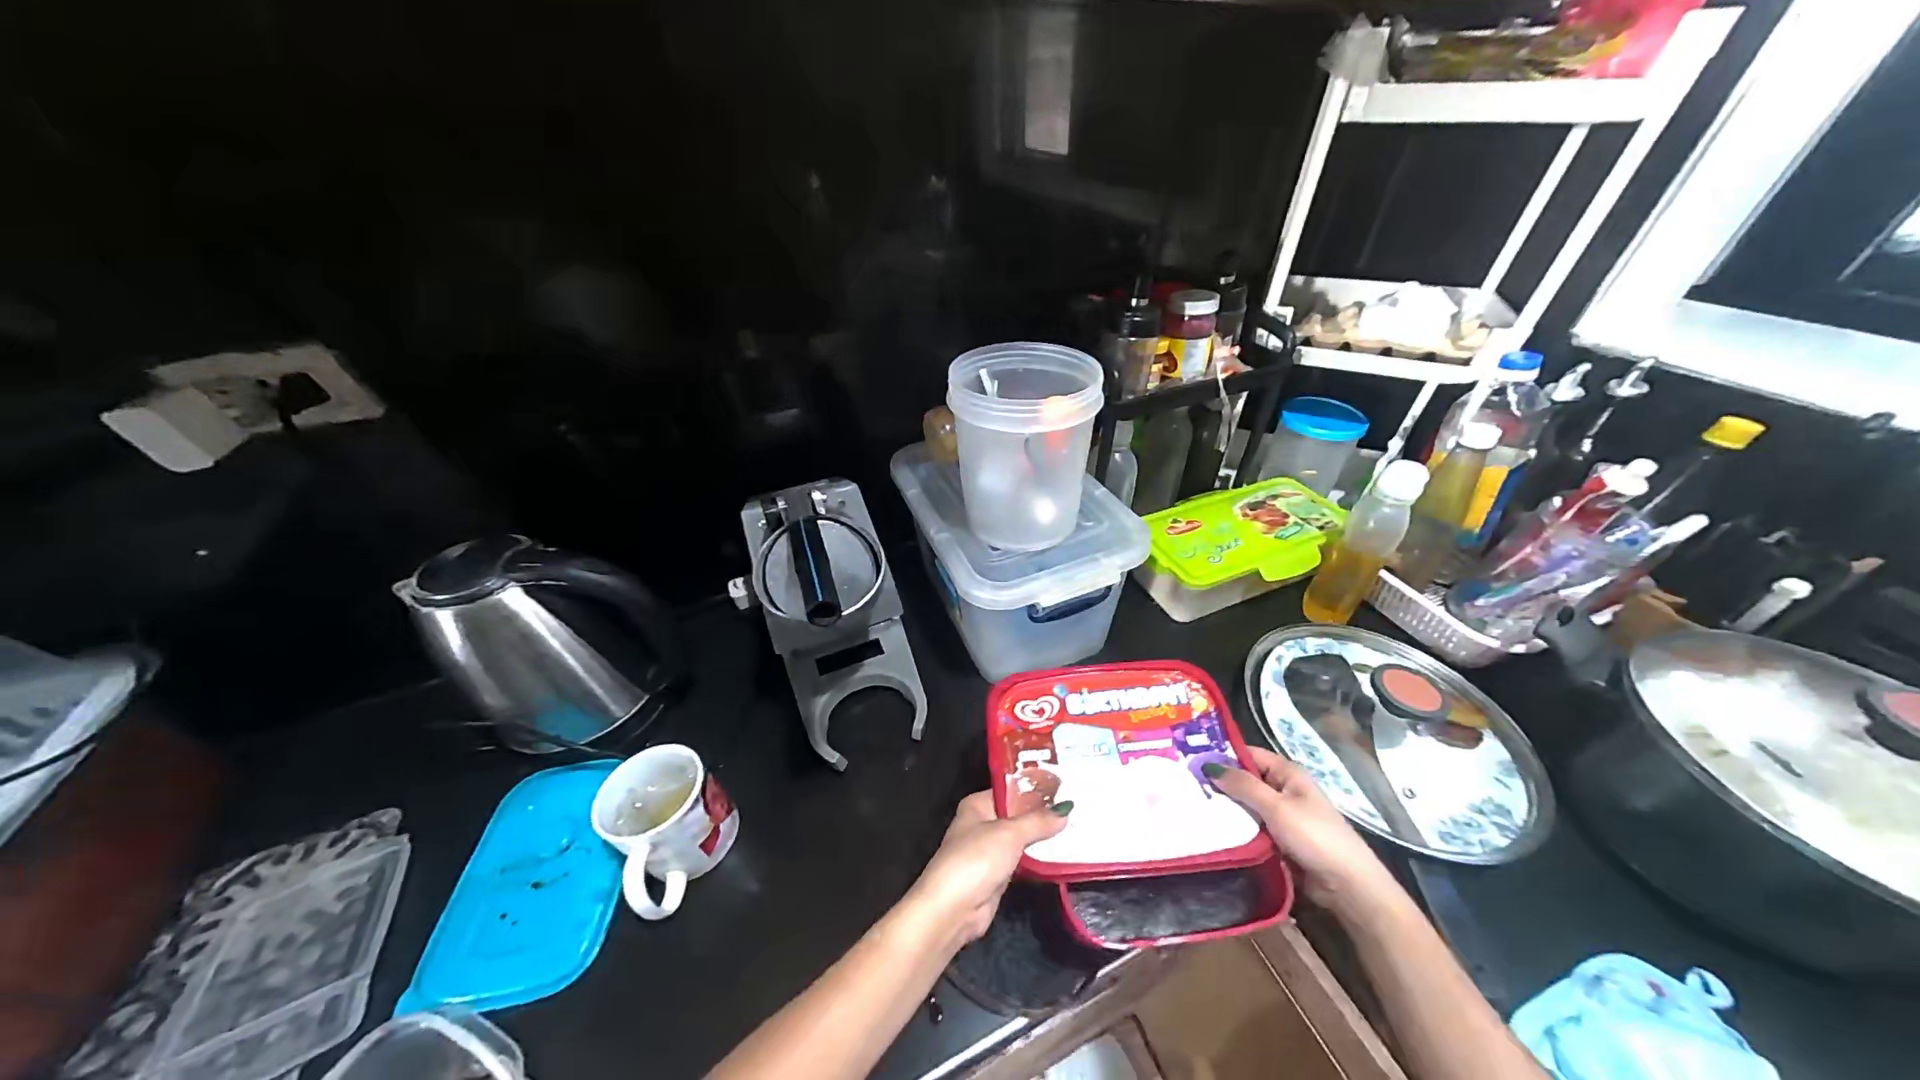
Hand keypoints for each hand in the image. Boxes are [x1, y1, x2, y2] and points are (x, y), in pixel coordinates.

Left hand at [900, 791, 1069, 948]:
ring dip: (1042, 838)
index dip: (1035, 789)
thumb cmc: (977, 858)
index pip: (1010, 790)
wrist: (954, 908)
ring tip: (1075, 829)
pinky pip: (1022, 861)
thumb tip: (1065, 810)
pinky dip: (1038, 859)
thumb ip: (1038, 821)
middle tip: (1076, 809)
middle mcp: (981, 824)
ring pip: (1021, 839)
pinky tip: (1062, 854)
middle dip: (1042, 815)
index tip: (1064, 788)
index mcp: (977, 805)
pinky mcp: (997, 875)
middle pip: (1017, 815)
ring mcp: (989, 851)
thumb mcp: (1010, 833)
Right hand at [1206, 746, 1406, 918]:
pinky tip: (1211, 831)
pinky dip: (1235, 829)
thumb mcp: (1276, 807)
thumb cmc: (1314, 836)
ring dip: (1226, 810)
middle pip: (1245, 781)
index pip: (1249, 755)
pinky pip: (1251, 829)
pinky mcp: (1278, 841)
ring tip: (1191, 809)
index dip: (1223, 756)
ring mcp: (1281, 817)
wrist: (1347, 886)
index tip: (1190, 761)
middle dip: (1219, 785)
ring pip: (1245, 807)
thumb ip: (1243, 785)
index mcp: (1288, 773)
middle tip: (1184, 788)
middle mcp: (1284, 790)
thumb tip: (1209, 765)